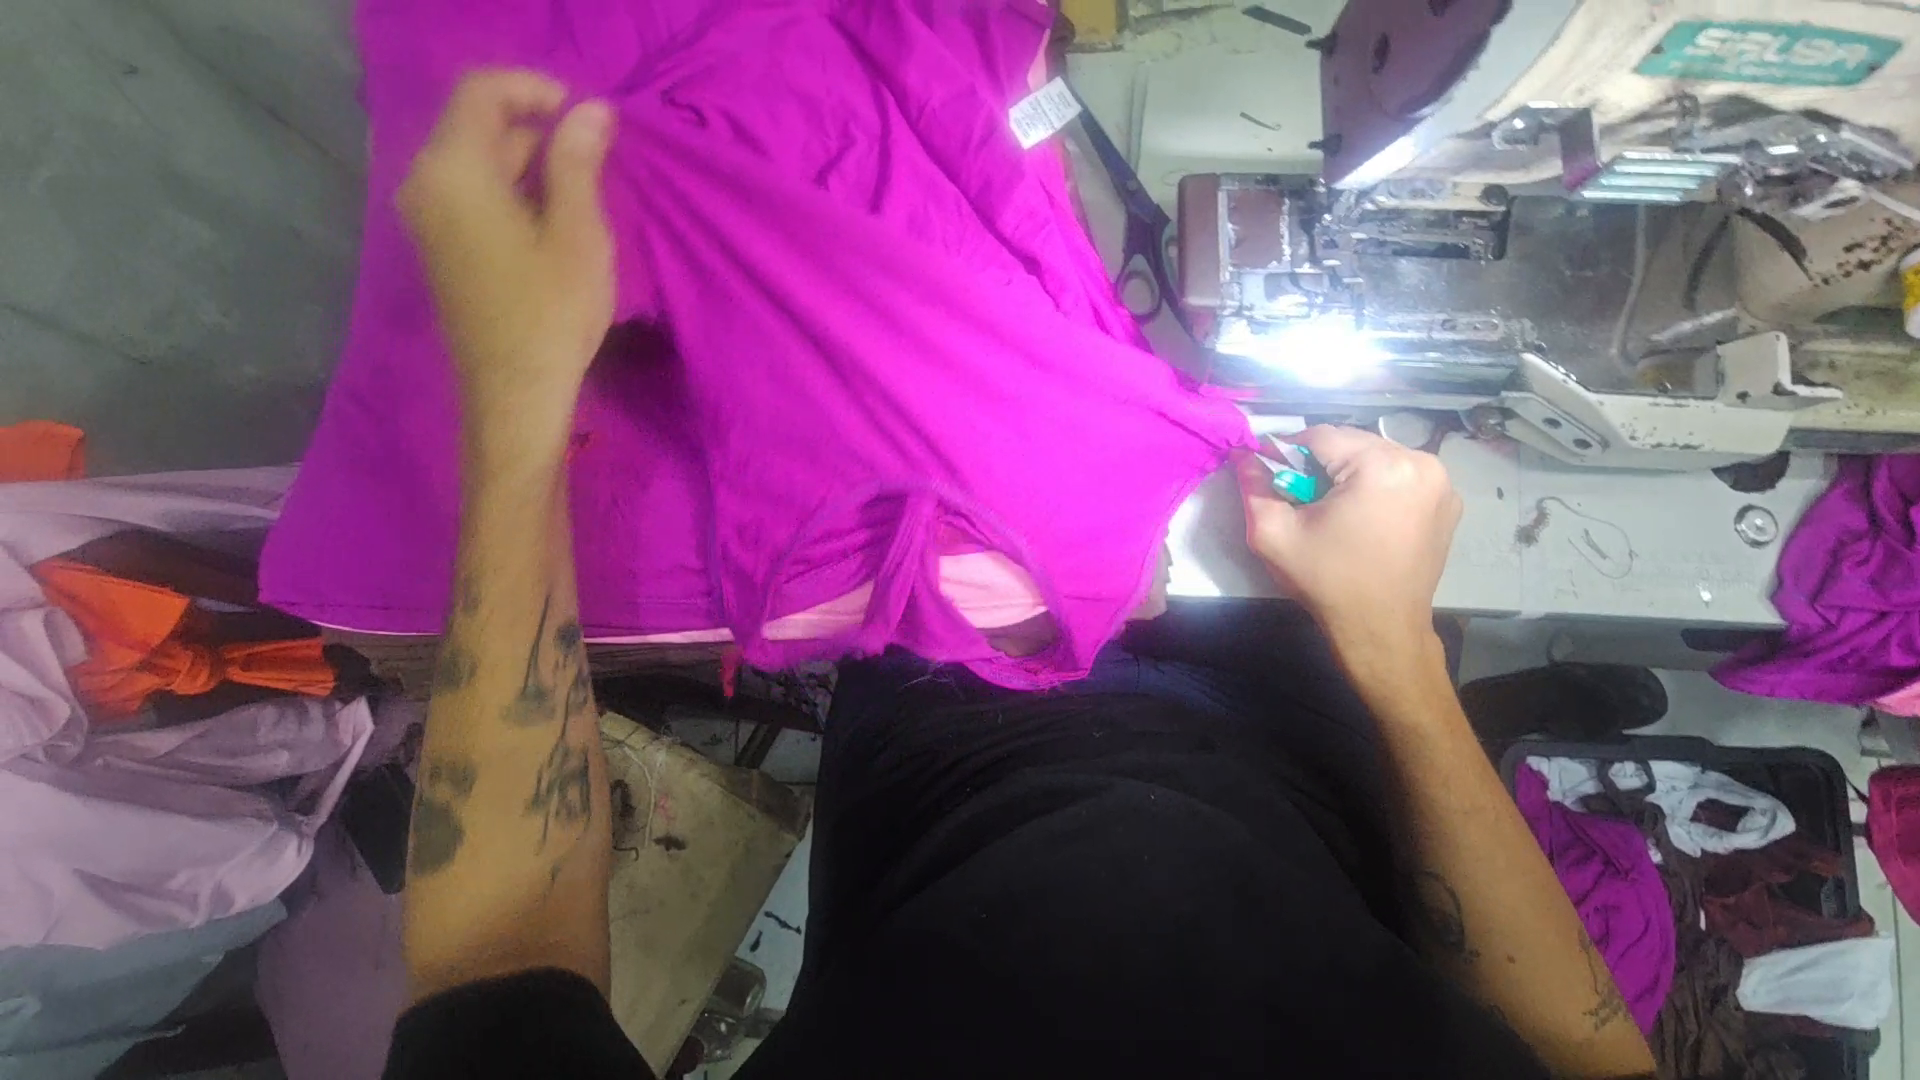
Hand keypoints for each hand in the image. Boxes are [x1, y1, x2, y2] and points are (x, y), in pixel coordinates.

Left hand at [397, 70, 616, 438]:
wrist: (515, 390)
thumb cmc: (552, 312)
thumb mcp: (577, 233)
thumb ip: (578, 163)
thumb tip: (591, 110)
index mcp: (454, 169)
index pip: (483, 92)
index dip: (536, 89)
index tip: (587, 116)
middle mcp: (426, 182)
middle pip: (476, 125)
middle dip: (536, 128)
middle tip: (596, 158)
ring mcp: (427, 216)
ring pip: (476, 161)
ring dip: (528, 162)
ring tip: (582, 192)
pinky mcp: (440, 246)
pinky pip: (472, 194)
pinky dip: (511, 190)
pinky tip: (551, 221)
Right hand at [1234, 426, 1461, 662]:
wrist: (1380, 629)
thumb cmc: (1327, 581)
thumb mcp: (1274, 534)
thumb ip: (1254, 486)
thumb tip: (1243, 453)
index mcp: (1381, 466)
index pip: (1321, 435)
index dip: (1289, 452)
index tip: (1273, 477)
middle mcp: (1421, 463)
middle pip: (1352, 442)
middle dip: (1321, 463)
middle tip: (1302, 498)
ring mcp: (1441, 482)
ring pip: (1377, 455)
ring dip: (1349, 472)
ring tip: (1333, 509)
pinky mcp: (1448, 500)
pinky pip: (1401, 474)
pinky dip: (1377, 485)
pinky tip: (1363, 517)